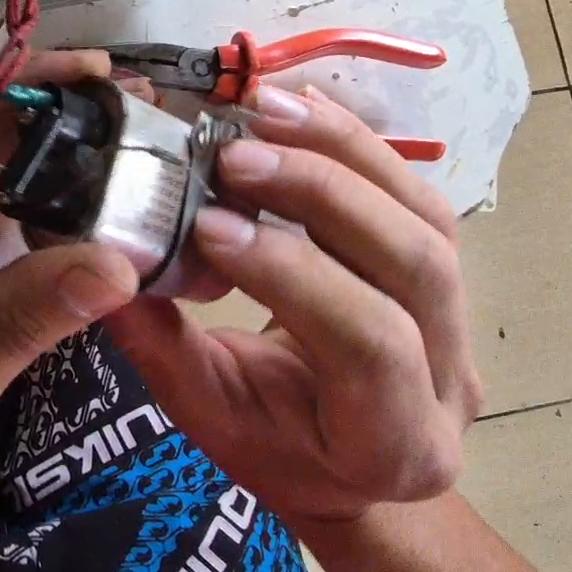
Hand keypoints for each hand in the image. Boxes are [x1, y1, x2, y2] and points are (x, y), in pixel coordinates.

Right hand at [106, 85, 482, 520]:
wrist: (346, 464)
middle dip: (321, 194)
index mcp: (396, 438)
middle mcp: (453, 376)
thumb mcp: (207, 416)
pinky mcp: (444, 270)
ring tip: (264, 109)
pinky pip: (415, 193)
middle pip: (416, 264)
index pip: (369, 342)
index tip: (208, 223)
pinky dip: (354, 143)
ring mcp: (462, 319)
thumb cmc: (275, 450)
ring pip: (427, 216)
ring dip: (342, 150)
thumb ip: (163, 347)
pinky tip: (297, 107)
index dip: (292, 272)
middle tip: (233, 155)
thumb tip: (108, 270)